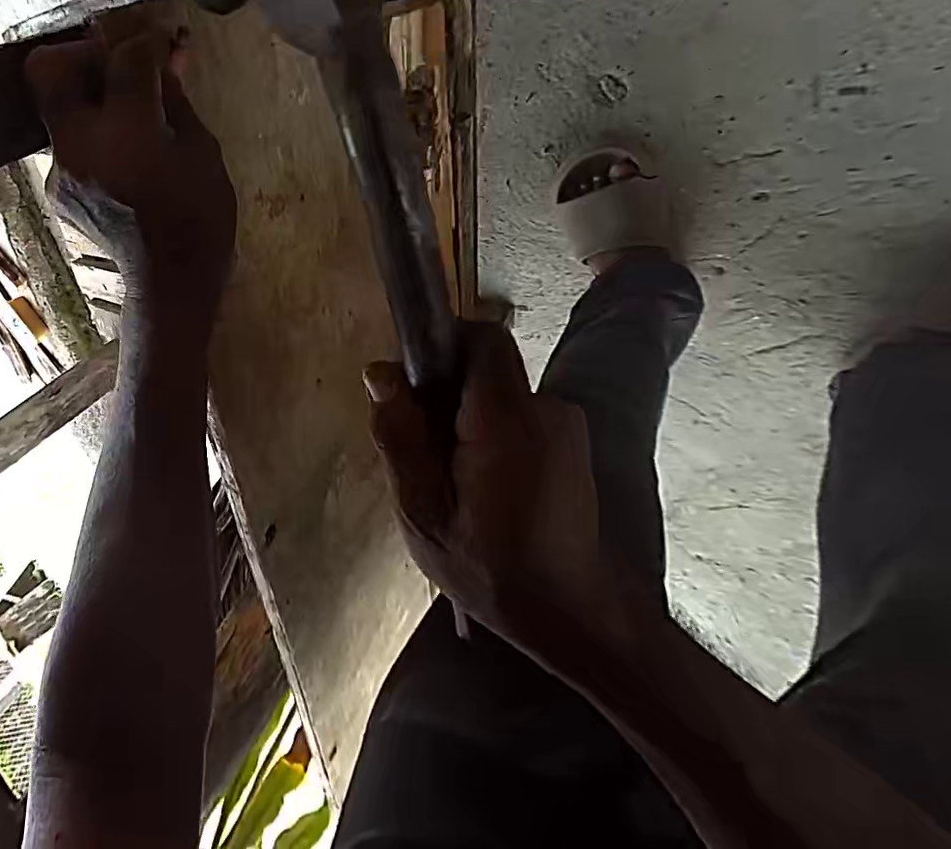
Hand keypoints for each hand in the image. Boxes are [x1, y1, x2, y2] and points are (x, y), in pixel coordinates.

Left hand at [26, 32, 236, 327]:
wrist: (172, 282)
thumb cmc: (201, 219)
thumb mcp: (201, 151)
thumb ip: (175, 100)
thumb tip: (167, 60)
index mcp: (126, 131)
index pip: (124, 59)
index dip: (147, 39)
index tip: (164, 40)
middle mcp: (79, 143)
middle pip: (49, 67)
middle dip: (85, 52)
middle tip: (121, 64)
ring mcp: (60, 169)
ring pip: (58, 106)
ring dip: (91, 96)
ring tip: (132, 112)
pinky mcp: (58, 189)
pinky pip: (69, 142)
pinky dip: (94, 133)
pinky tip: (125, 152)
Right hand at [365, 323, 608, 630]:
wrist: (570, 611)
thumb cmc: (488, 569)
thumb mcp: (421, 511)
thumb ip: (399, 436)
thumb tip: (379, 372)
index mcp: (506, 424)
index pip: (479, 340)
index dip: (440, 349)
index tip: (415, 390)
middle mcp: (545, 411)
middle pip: (482, 366)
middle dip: (444, 396)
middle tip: (428, 453)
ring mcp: (565, 422)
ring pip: (495, 391)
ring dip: (466, 419)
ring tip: (456, 477)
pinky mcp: (571, 436)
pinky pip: (516, 411)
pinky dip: (491, 432)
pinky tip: (485, 482)